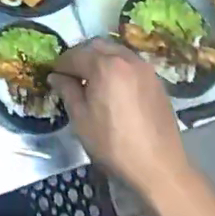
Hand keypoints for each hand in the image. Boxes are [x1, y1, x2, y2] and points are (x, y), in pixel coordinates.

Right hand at [49, 38, 191, 197]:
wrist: (161, 169)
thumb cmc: (114, 144)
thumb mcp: (81, 119)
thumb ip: (67, 90)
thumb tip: (56, 77)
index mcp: (104, 65)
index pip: (74, 56)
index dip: (60, 66)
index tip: (54, 77)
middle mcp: (125, 59)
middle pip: (95, 46)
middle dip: (80, 56)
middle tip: (71, 75)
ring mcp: (144, 69)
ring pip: (115, 51)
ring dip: (99, 58)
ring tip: (93, 81)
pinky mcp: (156, 81)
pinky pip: (130, 63)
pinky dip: (117, 66)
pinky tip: (114, 88)